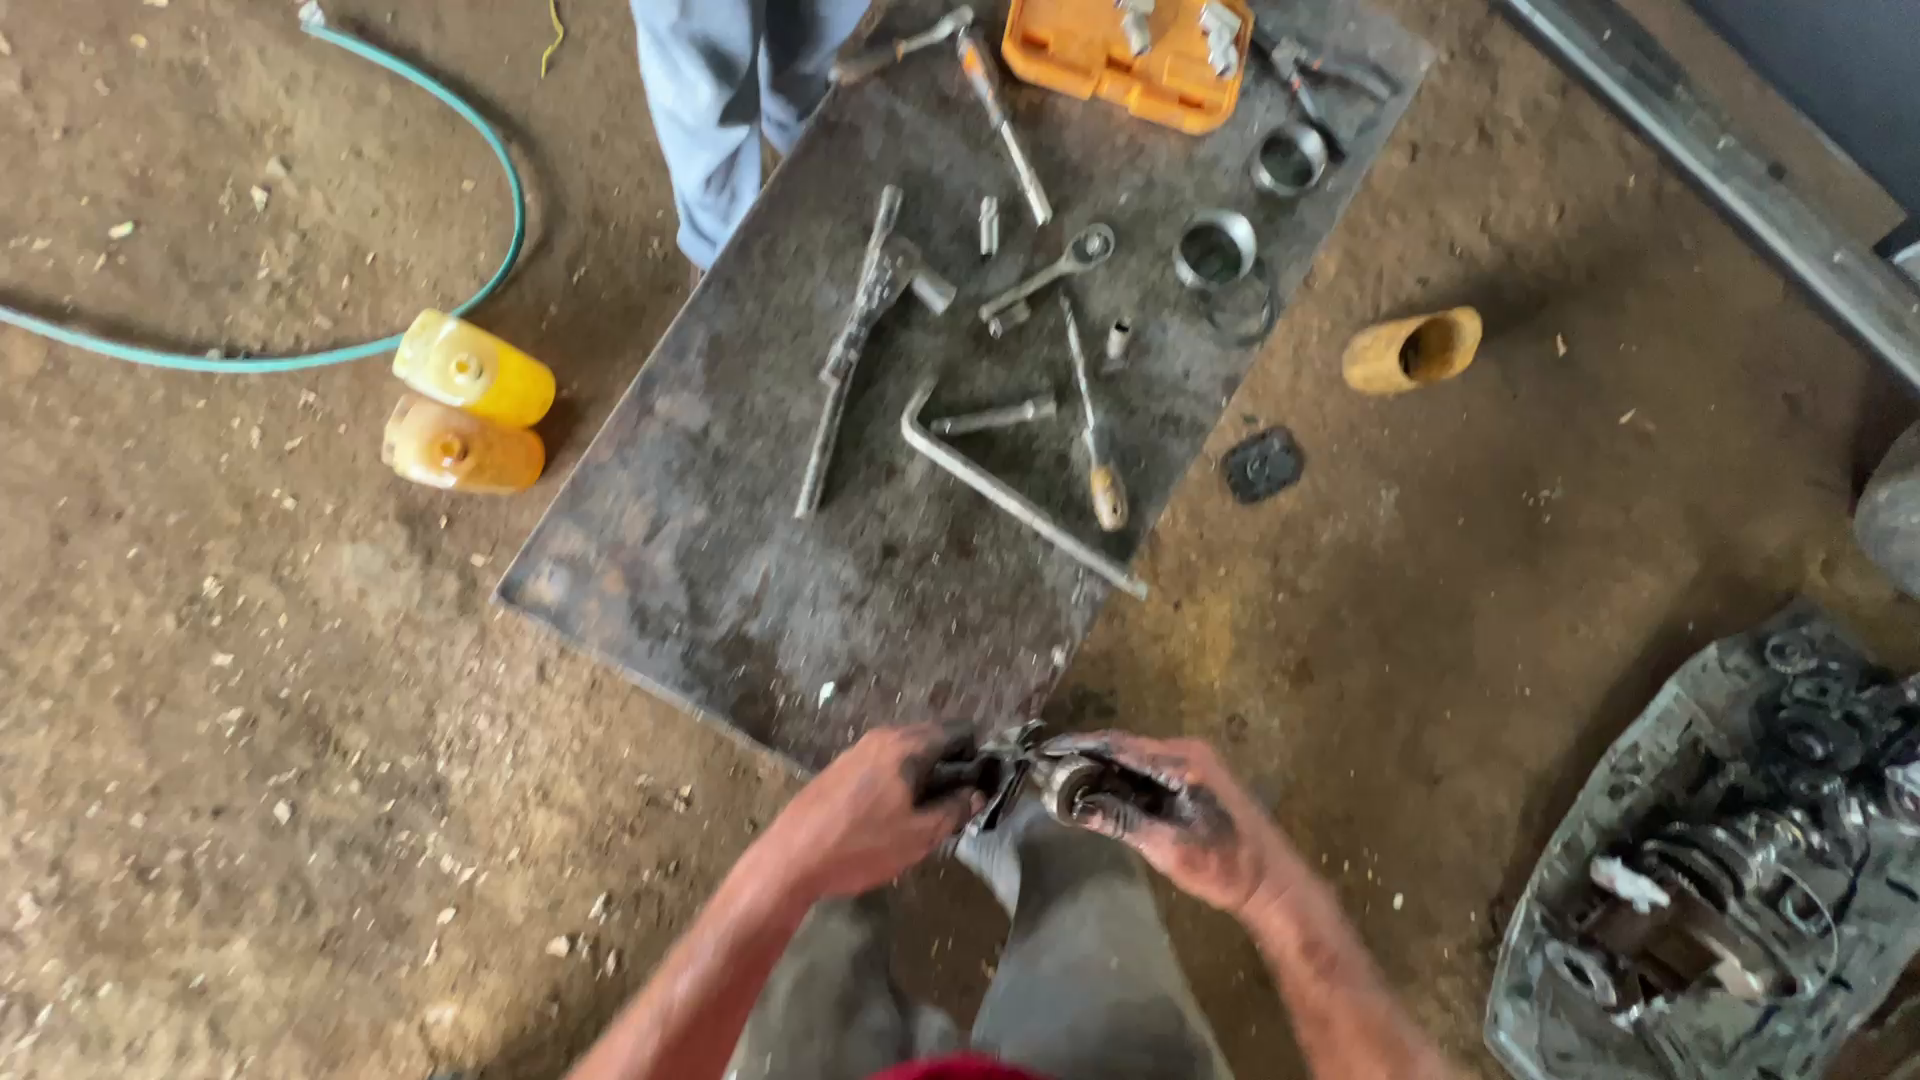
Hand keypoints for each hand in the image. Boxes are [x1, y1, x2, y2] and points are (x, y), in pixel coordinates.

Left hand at [754, 723, 982, 898]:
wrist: (791, 857)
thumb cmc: (861, 845)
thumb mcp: (918, 836)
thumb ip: (953, 810)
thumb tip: (976, 794)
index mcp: (907, 746)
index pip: (958, 732)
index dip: (976, 756)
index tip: (979, 786)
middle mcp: (884, 737)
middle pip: (932, 738)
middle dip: (950, 766)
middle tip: (954, 806)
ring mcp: (859, 749)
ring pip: (907, 752)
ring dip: (923, 775)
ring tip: (924, 814)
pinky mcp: (841, 766)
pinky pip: (884, 762)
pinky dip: (899, 779)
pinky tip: (891, 814)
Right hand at [1042, 732, 1300, 915]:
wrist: (1275, 885)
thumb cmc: (1225, 868)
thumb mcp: (1168, 848)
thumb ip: (1121, 821)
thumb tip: (1074, 807)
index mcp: (1182, 760)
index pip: (1119, 744)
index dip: (1079, 745)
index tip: (1046, 748)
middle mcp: (1186, 751)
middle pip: (1125, 747)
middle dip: (1086, 756)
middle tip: (1050, 766)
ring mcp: (1191, 764)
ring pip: (1135, 759)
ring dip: (1103, 769)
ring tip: (1065, 778)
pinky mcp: (1193, 780)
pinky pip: (1149, 772)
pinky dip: (1123, 780)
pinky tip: (1100, 791)